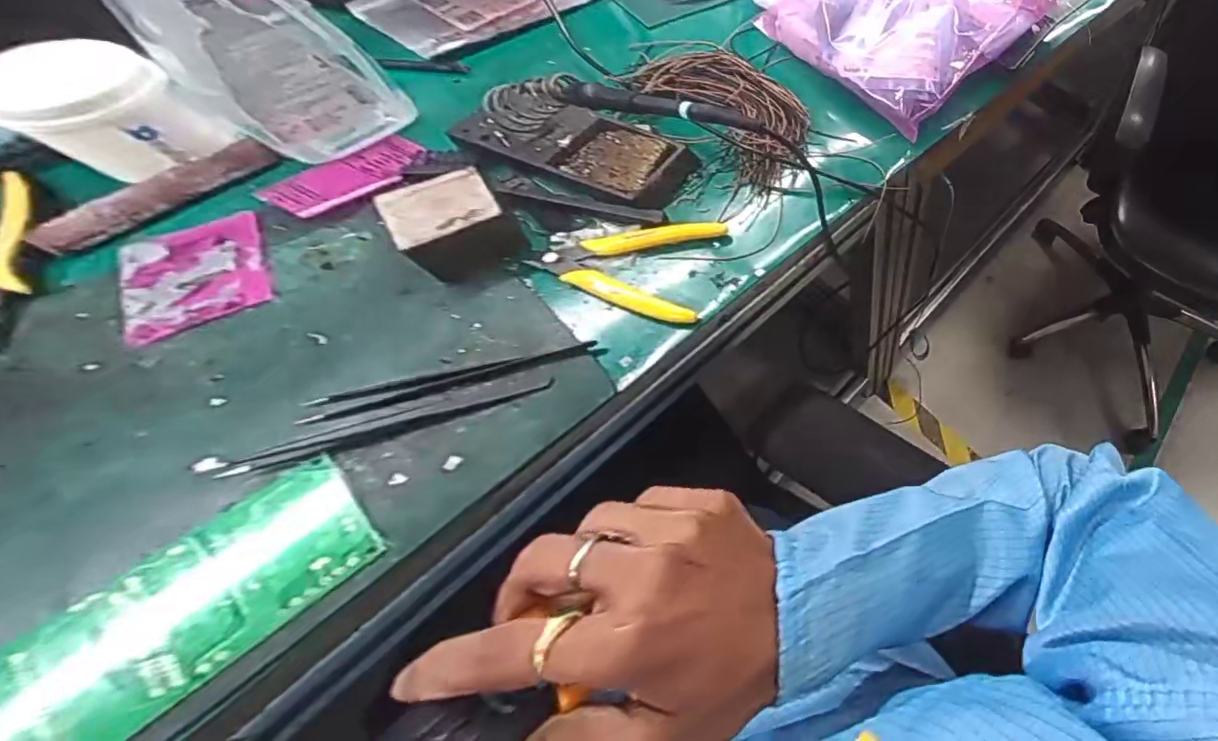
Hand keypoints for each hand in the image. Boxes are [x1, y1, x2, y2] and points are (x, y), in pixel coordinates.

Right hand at [392, 488, 779, 740]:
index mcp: (628, 643)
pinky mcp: (700, 500)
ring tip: (596, 582)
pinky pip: (640, 502)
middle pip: (542, 562)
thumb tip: (529, 729)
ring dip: (578, 557)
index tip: (415, 675)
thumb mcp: (661, 739)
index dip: (455, 665)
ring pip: (589, 525)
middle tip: (533, 618)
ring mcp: (674, 527)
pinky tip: (645, 550)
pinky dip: (628, 527)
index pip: (518, 653)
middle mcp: (644, 575)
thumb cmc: (731, 681)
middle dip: (517, 592)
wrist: (802, 612)